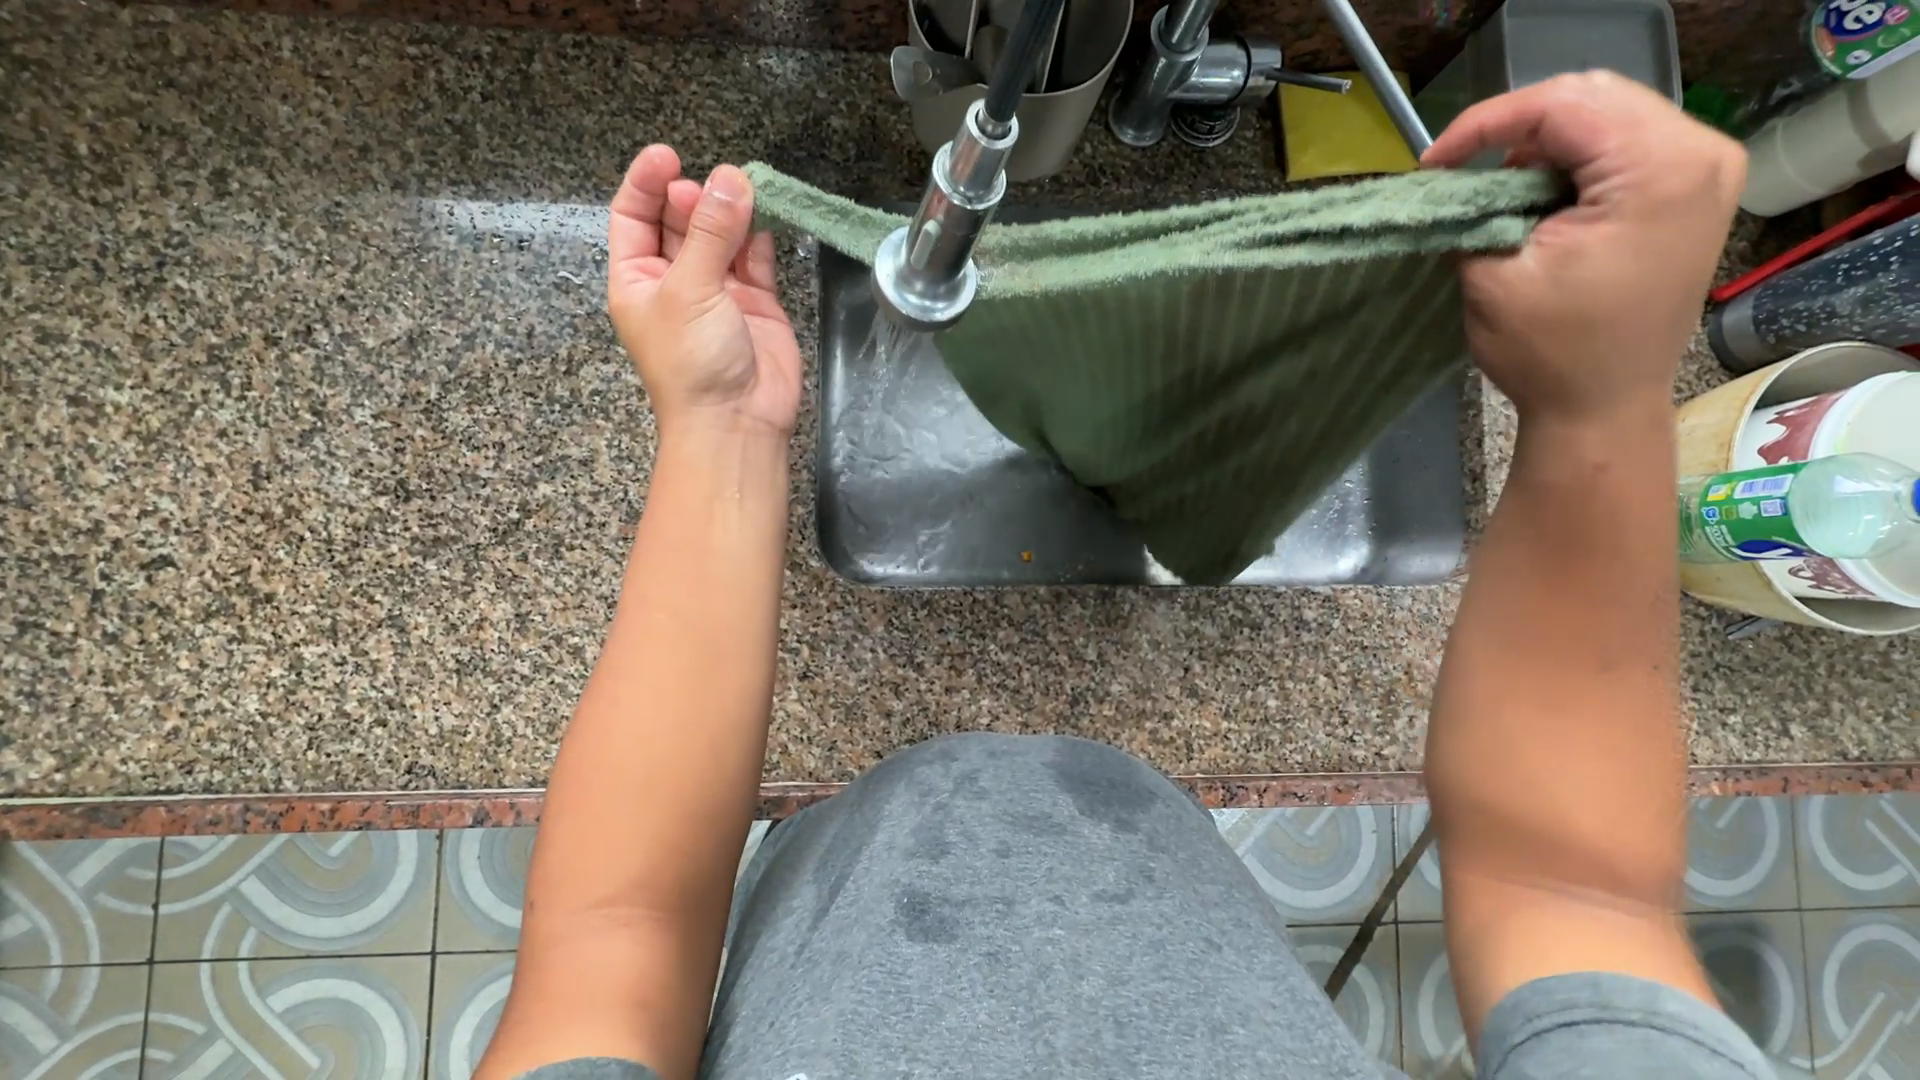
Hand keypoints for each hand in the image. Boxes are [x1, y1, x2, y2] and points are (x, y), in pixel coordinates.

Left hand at [607, 145, 801, 440]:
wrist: (736, 421)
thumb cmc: (692, 361)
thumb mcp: (690, 290)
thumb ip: (712, 233)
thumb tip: (731, 177)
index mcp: (638, 278)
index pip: (633, 216)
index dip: (646, 182)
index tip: (668, 156)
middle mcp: (676, 280)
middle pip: (680, 220)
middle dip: (694, 197)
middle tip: (713, 188)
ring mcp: (718, 291)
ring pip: (722, 236)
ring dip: (731, 212)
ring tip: (745, 190)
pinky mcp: (757, 303)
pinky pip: (756, 259)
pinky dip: (761, 237)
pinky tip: (766, 215)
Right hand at [1422, 72, 1746, 425]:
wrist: (1601, 407)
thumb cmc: (1548, 352)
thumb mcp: (1492, 277)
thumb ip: (1473, 212)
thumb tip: (1456, 183)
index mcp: (1659, 169)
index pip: (1563, 104)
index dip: (1484, 124)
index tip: (1431, 165)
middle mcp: (1700, 153)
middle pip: (1594, 97)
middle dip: (1514, 128)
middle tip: (1458, 169)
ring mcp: (1704, 172)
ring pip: (1608, 118)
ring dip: (1541, 146)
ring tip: (1494, 190)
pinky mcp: (1690, 193)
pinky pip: (1623, 149)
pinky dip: (1569, 164)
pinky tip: (1535, 199)